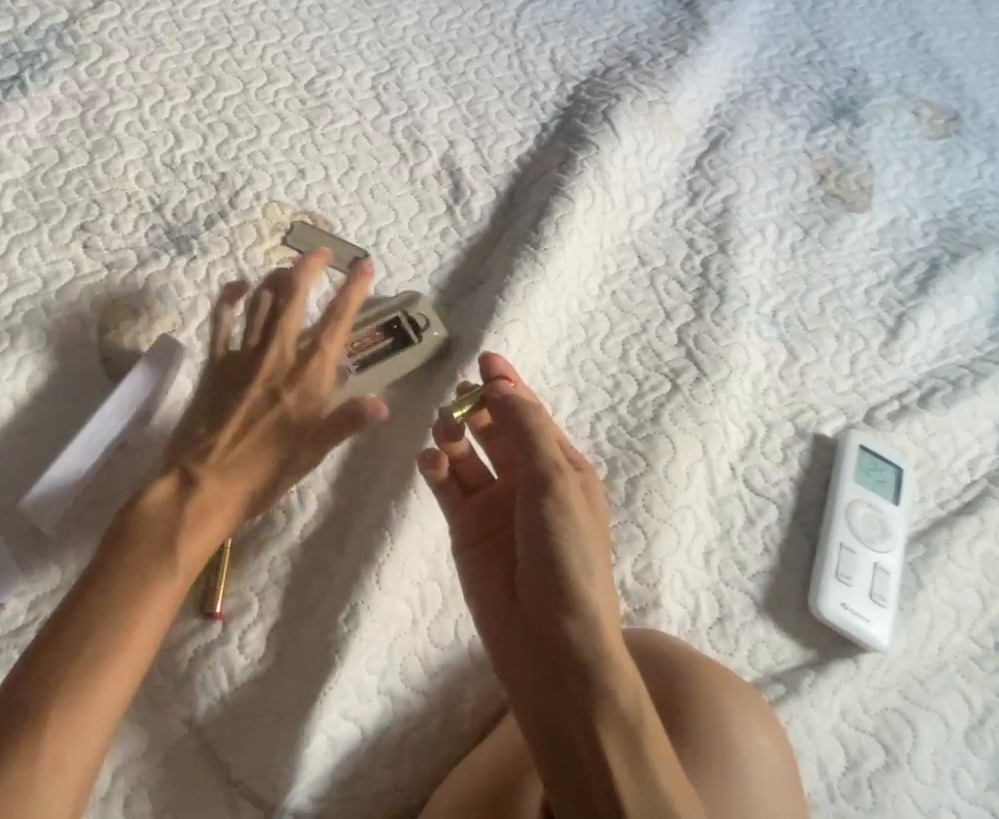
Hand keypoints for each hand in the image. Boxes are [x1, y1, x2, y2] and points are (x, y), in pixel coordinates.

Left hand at [142, 249, 388, 555]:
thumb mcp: (313, 453)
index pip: (337, 323)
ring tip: (286, 267)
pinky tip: (236, 286)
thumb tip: (382, 403)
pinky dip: (229, 298)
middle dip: (309, 268)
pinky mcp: (214, 362)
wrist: (203, 482)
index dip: (353, 290)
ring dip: (274, 279)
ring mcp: (242, 355)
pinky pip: (221, 320)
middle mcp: (277, 355)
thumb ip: (346, 421)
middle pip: (294, 296)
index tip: (364, 264)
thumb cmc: (265, 474)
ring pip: (260, 301)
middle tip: (320, 250)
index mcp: (307, 377)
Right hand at [419, 353, 621, 685]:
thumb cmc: (566, 555)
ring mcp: (494, 505)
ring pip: (466, 454)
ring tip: (443, 431)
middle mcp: (527, 481)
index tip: (483, 358)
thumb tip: (499, 384)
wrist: (550, 641)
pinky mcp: (465, 528)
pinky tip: (431, 463)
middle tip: (456, 400)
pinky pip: (446, 485)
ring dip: (453, 435)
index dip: (508, 385)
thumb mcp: (555, 483)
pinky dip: (436, 468)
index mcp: (561, 468)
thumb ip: (525, 429)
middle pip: (495, 430)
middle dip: (476, 408)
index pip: (529, 415)